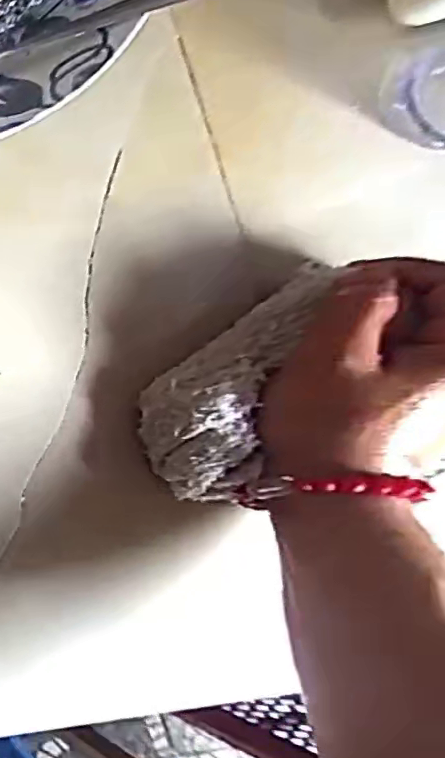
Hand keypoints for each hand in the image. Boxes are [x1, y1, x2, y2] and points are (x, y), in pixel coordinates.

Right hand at [262, 258, 444, 475]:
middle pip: (434, 306)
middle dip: (380, 300)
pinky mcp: (415, 396)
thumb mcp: (328, 361)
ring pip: (412, 331)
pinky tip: (333, 365)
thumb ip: (352, 311)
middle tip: (328, 312)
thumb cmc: (329, 430)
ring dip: (368, 326)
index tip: (346, 280)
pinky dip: (365, 349)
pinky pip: (398, 355)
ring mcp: (439, 383)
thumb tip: (364, 281)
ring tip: (324, 342)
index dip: (394, 273)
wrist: (327, 485)